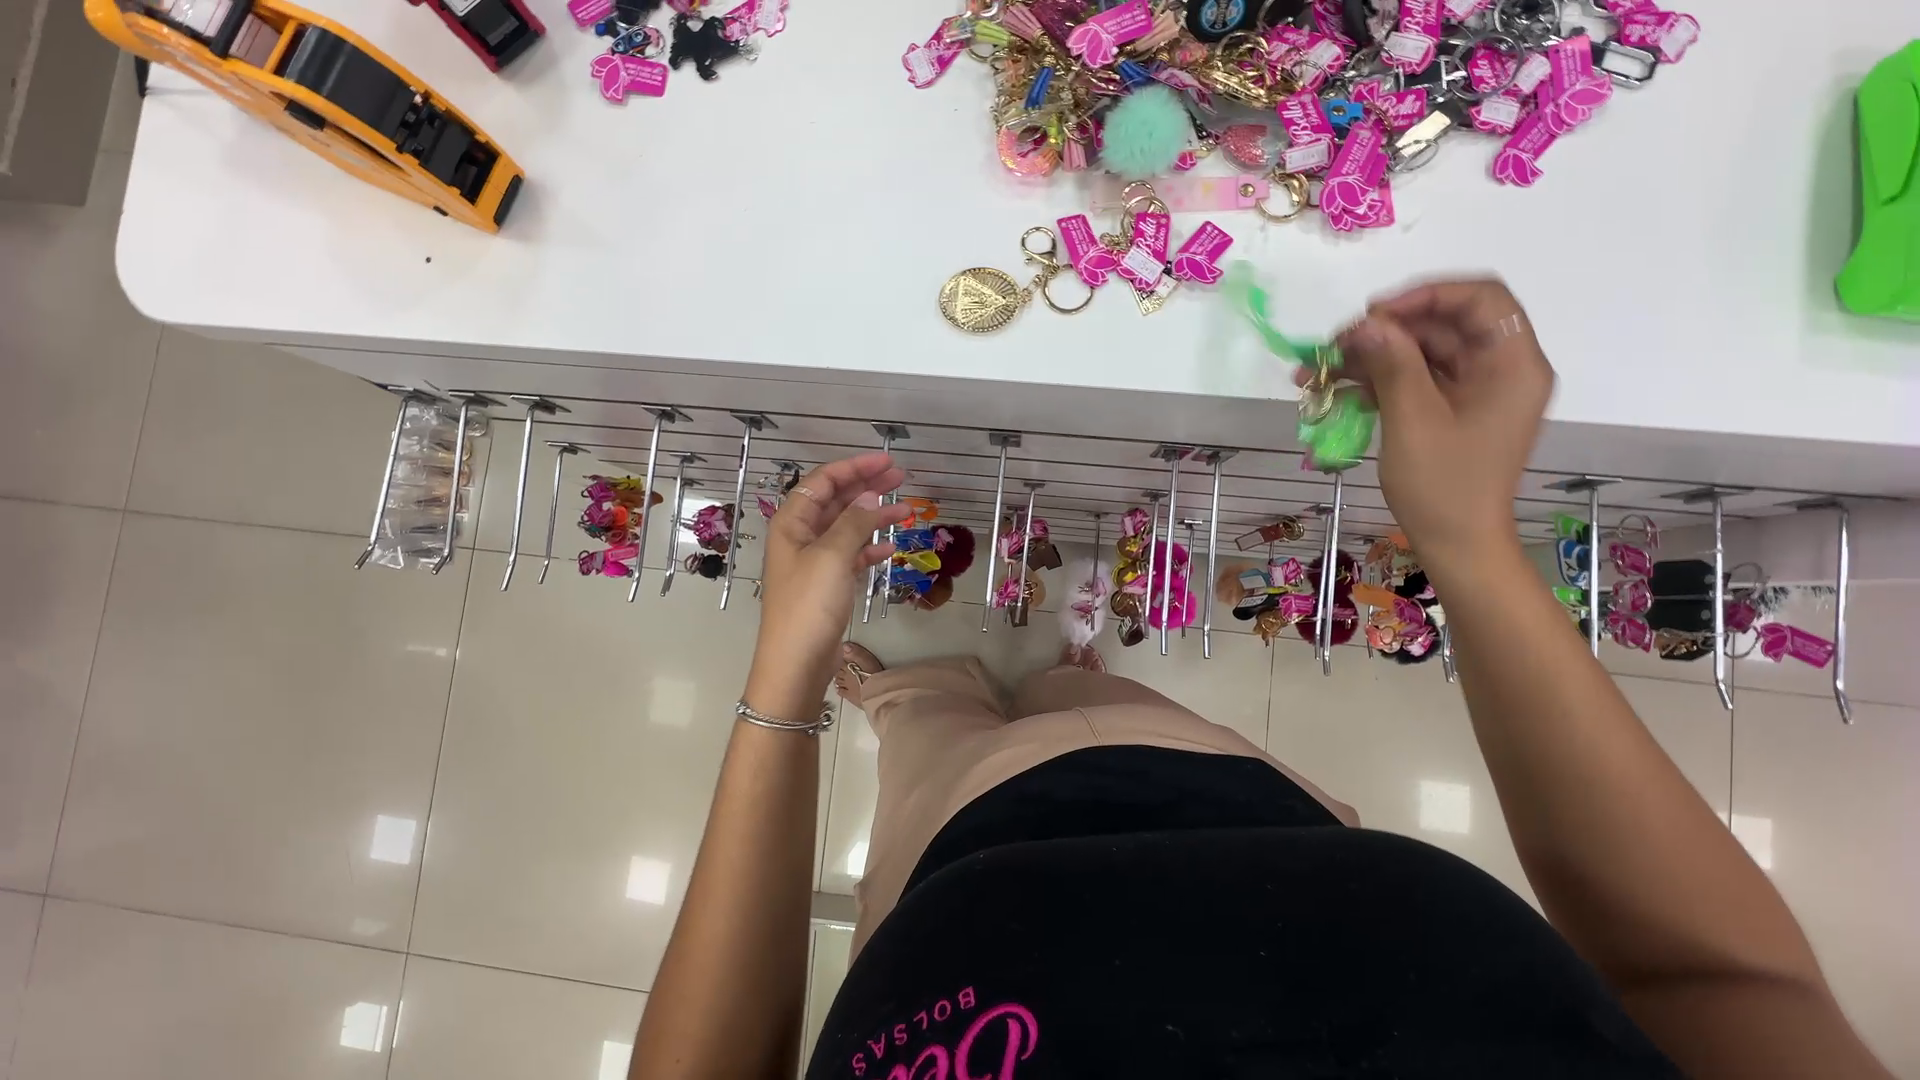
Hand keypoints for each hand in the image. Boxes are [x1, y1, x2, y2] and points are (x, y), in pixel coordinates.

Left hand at [744, 453, 911, 716]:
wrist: (797, 663)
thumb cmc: (808, 605)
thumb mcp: (832, 556)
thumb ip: (854, 522)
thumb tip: (870, 497)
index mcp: (792, 523)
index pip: (823, 481)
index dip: (854, 467)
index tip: (887, 461)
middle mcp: (800, 537)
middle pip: (835, 501)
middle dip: (866, 487)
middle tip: (900, 478)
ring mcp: (814, 562)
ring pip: (846, 528)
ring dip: (874, 517)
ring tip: (907, 510)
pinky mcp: (827, 586)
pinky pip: (851, 556)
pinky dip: (869, 549)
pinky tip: (889, 548)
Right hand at [1328, 279, 1554, 573]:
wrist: (1457, 543)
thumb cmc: (1443, 485)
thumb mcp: (1413, 420)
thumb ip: (1393, 363)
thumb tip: (1368, 324)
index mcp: (1512, 364)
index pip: (1481, 299)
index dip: (1426, 295)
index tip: (1374, 315)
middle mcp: (1500, 368)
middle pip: (1444, 324)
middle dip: (1386, 330)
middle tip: (1335, 344)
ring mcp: (1475, 390)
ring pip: (1422, 351)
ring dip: (1371, 356)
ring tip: (1318, 369)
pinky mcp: (1452, 409)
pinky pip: (1415, 379)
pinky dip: (1377, 380)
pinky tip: (1333, 388)